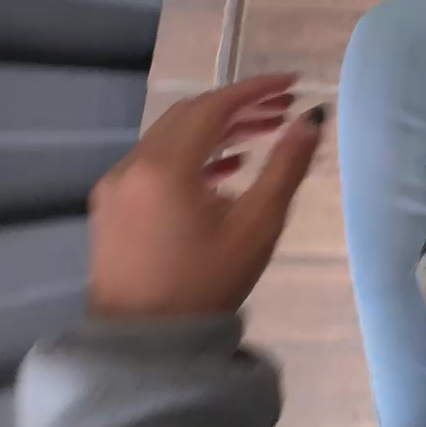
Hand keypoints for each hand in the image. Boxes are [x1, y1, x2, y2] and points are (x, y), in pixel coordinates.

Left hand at [88, 74, 322, 319]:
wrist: (144, 344)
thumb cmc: (209, 278)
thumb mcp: (259, 221)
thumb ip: (287, 164)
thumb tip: (312, 118)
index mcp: (165, 167)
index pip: (214, 107)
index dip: (256, 89)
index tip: (293, 83)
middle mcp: (132, 167)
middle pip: (189, 115)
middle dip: (240, 105)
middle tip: (284, 107)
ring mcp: (116, 187)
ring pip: (172, 136)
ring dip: (219, 127)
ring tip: (264, 133)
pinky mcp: (112, 207)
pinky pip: (157, 159)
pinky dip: (196, 151)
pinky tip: (228, 166)